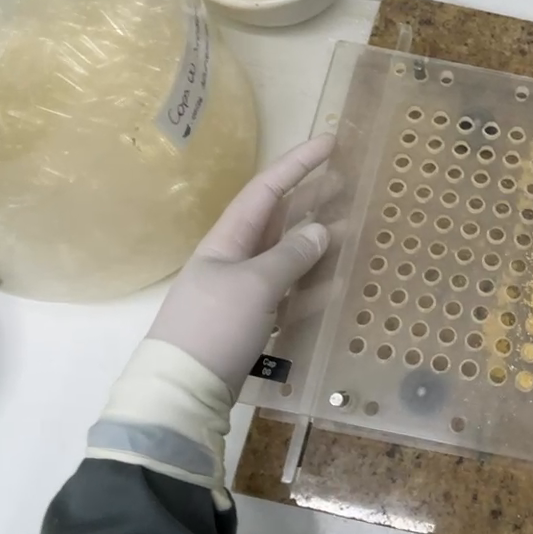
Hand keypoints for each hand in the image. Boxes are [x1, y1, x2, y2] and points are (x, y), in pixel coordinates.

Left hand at [148, 135, 334, 389]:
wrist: (182, 390)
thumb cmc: (215, 327)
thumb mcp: (256, 286)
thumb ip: (291, 256)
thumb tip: (322, 231)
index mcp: (228, 239)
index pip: (267, 190)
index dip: (298, 164)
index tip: (329, 143)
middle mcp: (234, 258)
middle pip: (278, 219)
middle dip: (310, 198)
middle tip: (346, 181)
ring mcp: (243, 290)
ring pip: (286, 255)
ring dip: (316, 240)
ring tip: (350, 227)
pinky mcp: (252, 320)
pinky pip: (289, 291)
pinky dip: (312, 283)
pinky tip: (337, 282)